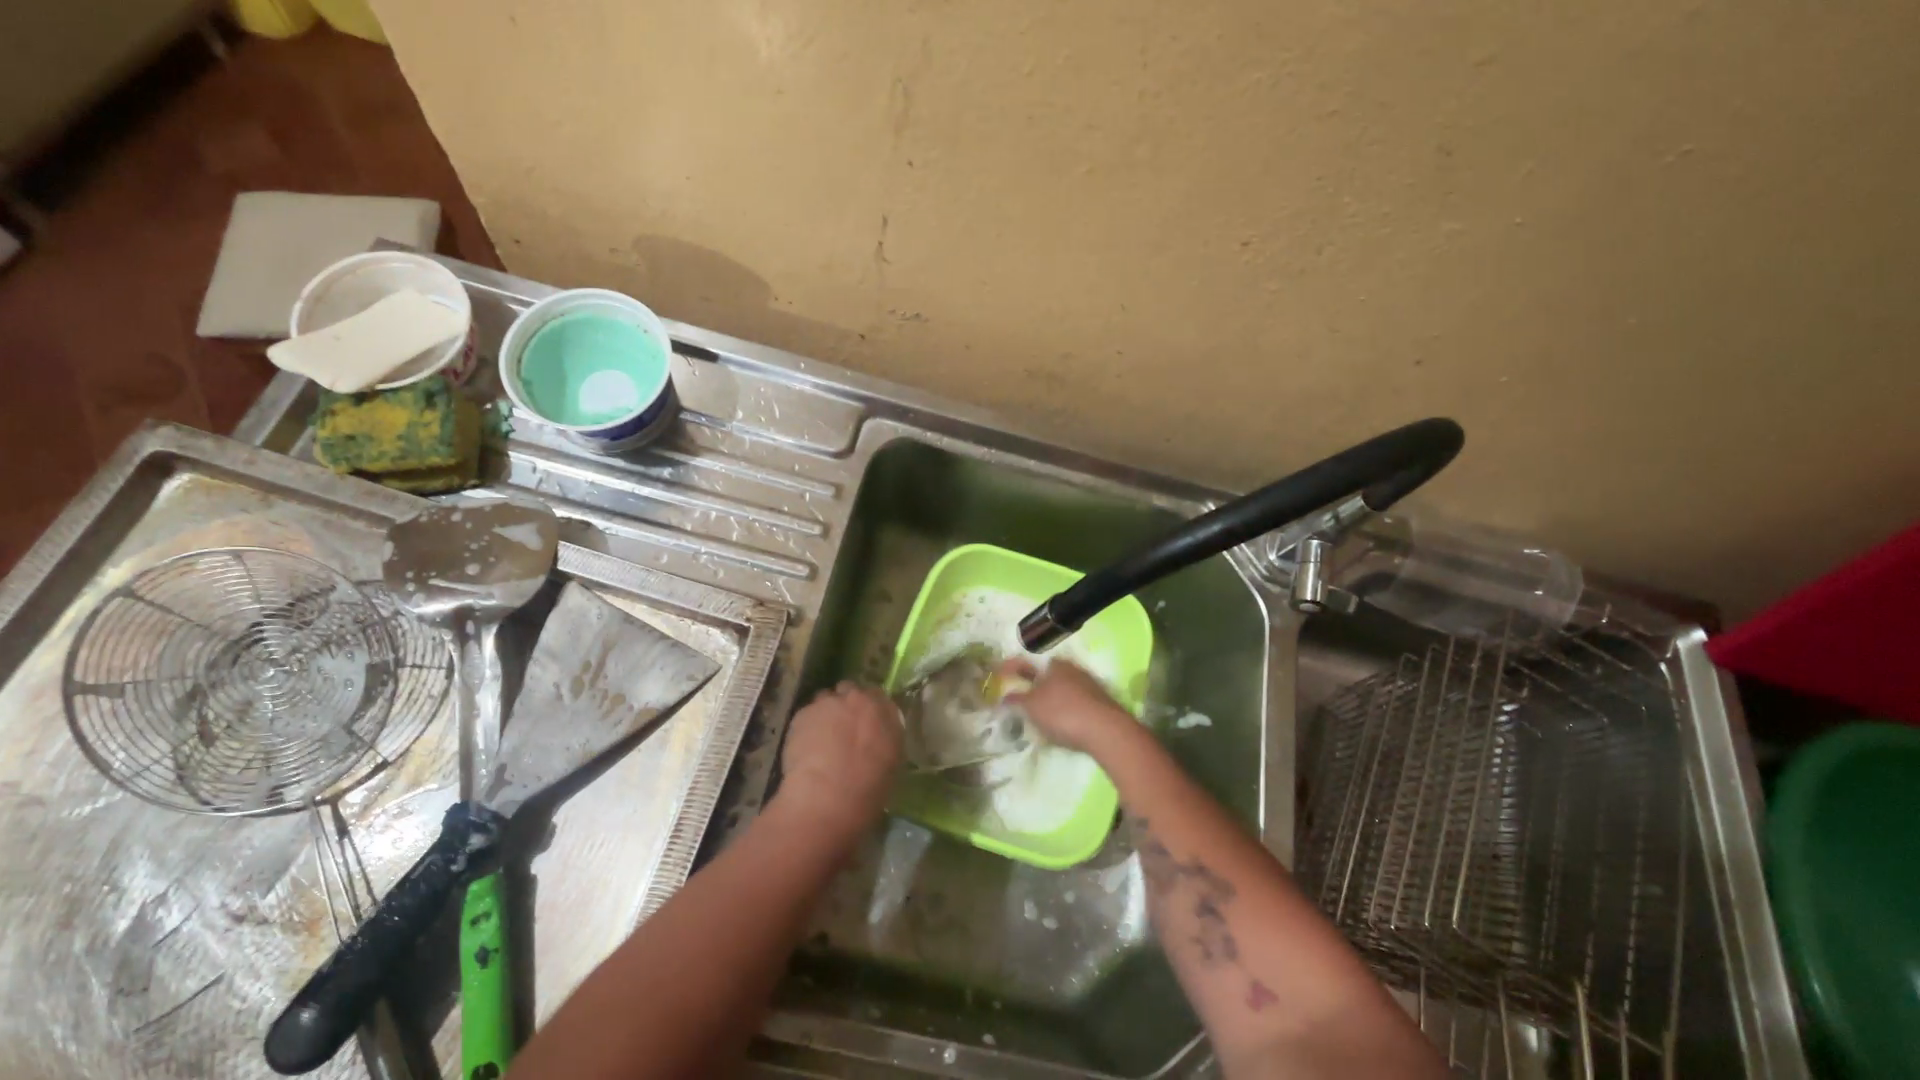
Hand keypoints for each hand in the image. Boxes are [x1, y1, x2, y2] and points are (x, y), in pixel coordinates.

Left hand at [777, 681, 902, 832]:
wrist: (829, 794)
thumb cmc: (867, 789)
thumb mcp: (890, 765)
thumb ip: (883, 742)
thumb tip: (874, 741)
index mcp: (885, 714)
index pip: (878, 697)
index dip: (868, 708)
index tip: (864, 721)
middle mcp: (859, 700)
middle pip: (850, 690)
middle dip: (845, 704)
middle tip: (841, 727)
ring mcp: (829, 703)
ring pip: (825, 699)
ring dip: (824, 712)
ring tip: (819, 737)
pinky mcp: (803, 713)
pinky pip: (806, 714)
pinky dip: (806, 726)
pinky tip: (804, 747)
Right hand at [999, 659, 1138, 755]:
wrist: (1105, 730)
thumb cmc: (1062, 712)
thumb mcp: (1031, 706)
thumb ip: (1016, 699)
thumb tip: (1003, 695)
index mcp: (1054, 665)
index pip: (1027, 662)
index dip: (1011, 668)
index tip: (999, 675)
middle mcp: (1073, 669)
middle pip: (1046, 676)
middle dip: (1033, 686)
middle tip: (1021, 701)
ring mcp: (1089, 685)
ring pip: (1062, 690)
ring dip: (1051, 700)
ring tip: (1040, 717)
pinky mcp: (1101, 703)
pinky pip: (1076, 704)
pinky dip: (1066, 711)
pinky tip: (1062, 726)